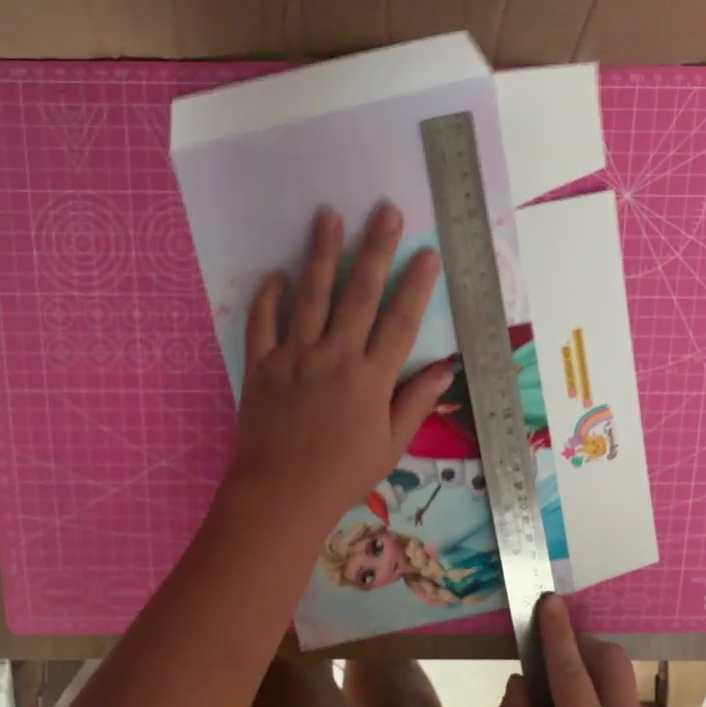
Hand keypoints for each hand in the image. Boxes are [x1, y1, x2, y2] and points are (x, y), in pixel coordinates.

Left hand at [226, 204, 454, 525]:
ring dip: (321, 253)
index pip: (400, 322)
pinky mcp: (260, 366)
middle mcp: (334, 358)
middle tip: (385, 210)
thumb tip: (445, 368)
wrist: (280, 495)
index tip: (427, 252)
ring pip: (310, 295)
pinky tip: (277, 273)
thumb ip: (415, 402)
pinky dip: (268, 296)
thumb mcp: (390, 445)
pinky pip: (262, 322)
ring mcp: (294, 358)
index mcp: (370, 379)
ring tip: (328, 216)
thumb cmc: (341, 475)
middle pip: (359, 294)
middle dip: (375, 249)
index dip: (416, 285)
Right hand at [495, 594, 668, 706]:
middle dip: (583, 642)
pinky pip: (622, 692)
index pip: (571, 672)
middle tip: (559, 655)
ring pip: (618, 672)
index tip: (550, 601)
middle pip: (609, 656)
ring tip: (571, 698)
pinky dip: (601, 692)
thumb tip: (519, 681)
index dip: (558, 633)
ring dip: (592, 668)